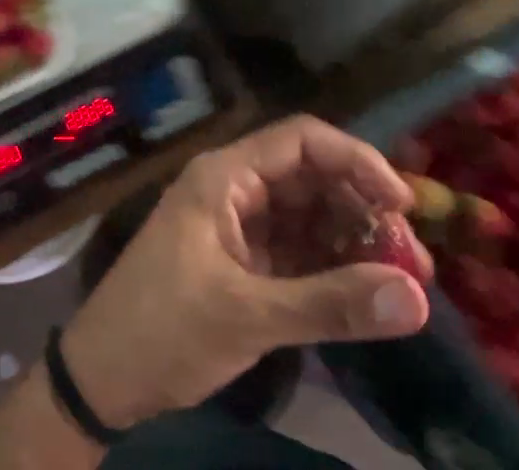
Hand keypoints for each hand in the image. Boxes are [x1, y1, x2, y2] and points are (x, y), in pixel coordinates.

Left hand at [60, 115, 434, 428]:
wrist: (101, 379)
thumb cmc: (163, 330)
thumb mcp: (246, 316)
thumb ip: (331, 304)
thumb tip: (417, 298)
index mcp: (224, 177)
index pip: (302, 140)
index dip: (357, 160)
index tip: (402, 204)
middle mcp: (235, 190)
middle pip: (313, 177)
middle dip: (365, 209)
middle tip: (412, 258)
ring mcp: (239, 226)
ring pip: (311, 215)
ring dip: (355, 240)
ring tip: (403, 280)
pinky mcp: (244, 262)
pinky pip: (300, 249)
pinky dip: (333, 266)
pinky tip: (367, 291)